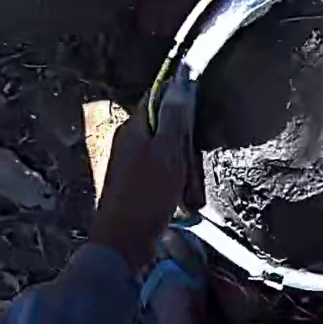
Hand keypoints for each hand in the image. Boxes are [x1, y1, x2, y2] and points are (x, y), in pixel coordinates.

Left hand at [92, 72, 195, 271]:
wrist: (123, 243)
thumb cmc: (145, 196)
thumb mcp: (166, 153)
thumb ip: (173, 118)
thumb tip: (181, 79)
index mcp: (131, 129)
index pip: (157, 98)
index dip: (179, 100)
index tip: (199, 113)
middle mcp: (128, 144)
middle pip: (166, 129)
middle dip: (185, 143)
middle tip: (192, 162)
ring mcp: (132, 167)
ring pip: (168, 154)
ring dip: (183, 168)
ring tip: (188, 187)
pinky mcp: (138, 188)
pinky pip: (165, 176)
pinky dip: (177, 184)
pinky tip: (181, 198)